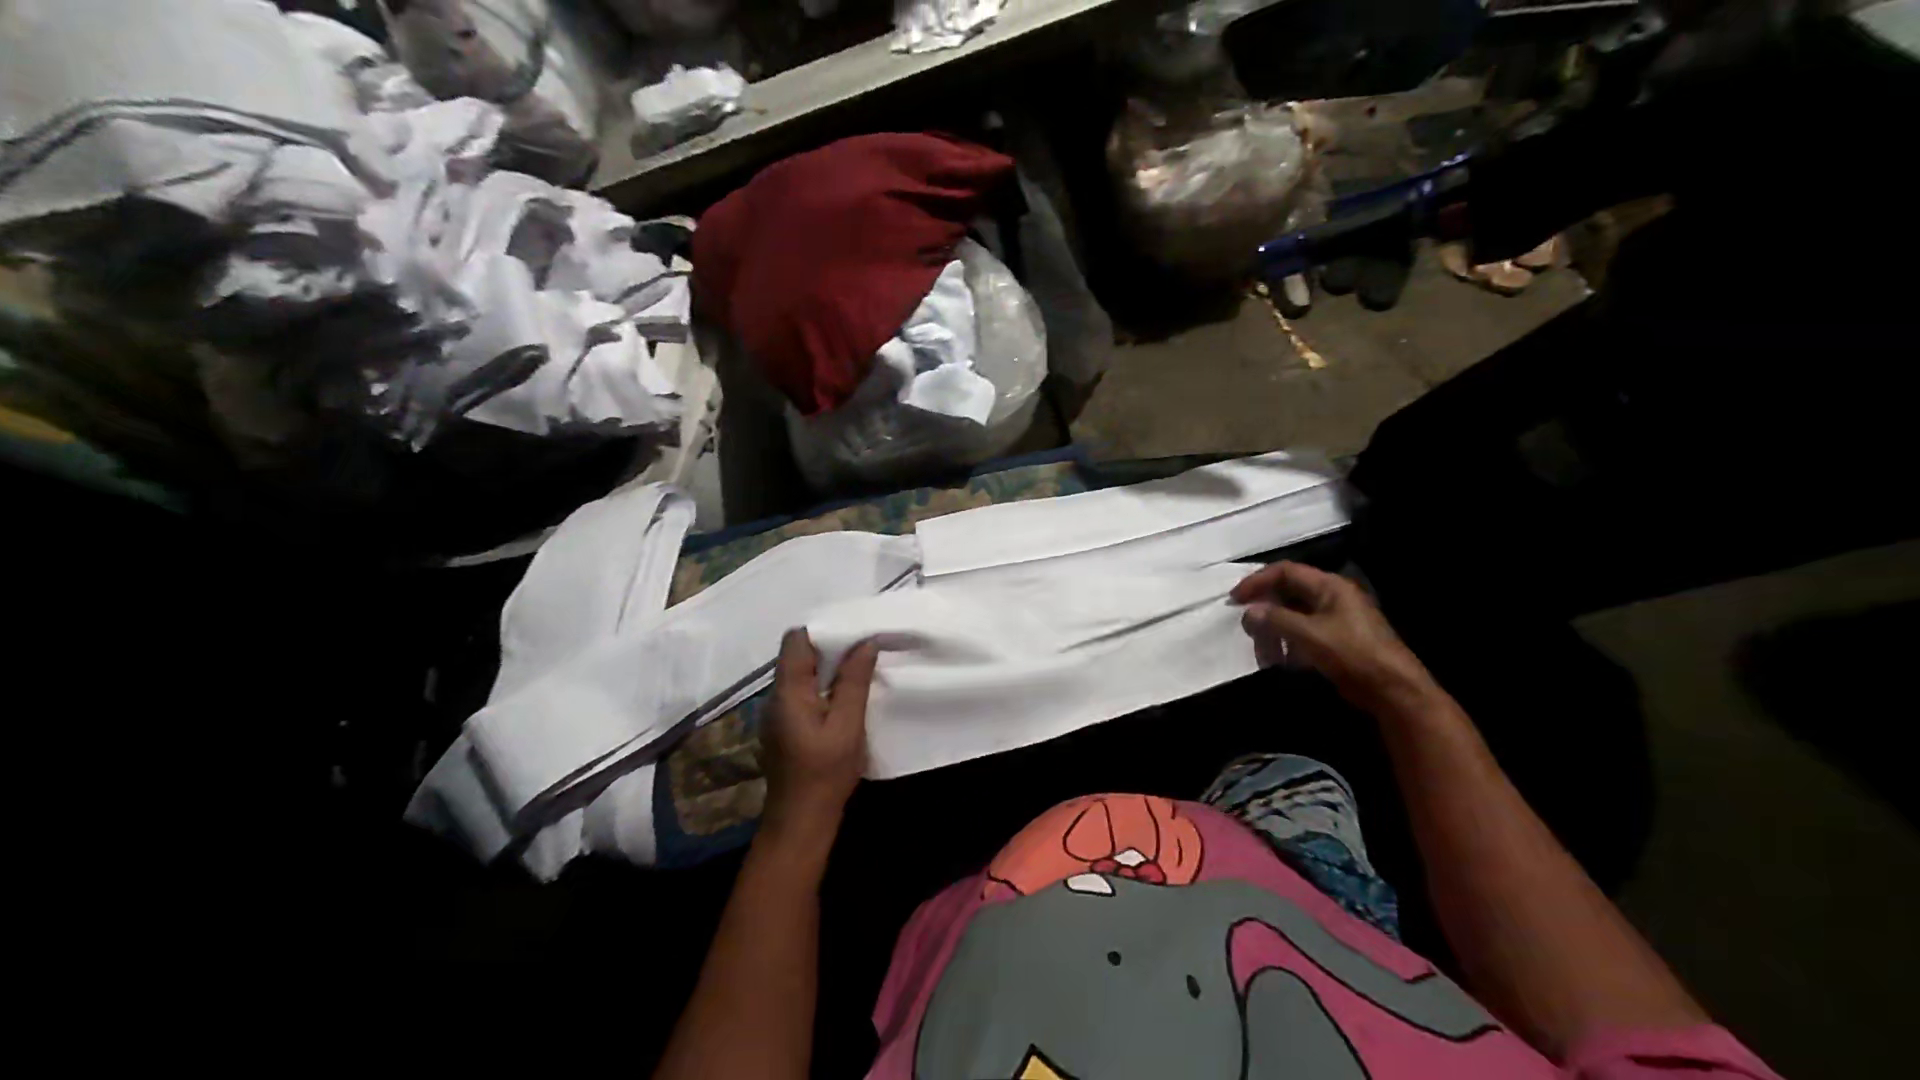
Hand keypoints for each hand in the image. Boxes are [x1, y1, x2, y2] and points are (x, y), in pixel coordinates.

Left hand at [762, 630, 878, 838]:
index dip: (823, 630)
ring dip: (828, 668)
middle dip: (830, 647)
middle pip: (797, 655)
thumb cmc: (825, 772)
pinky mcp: (784, 726)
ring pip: (801, 674)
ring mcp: (777, 712)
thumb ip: (854, 681)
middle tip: (864, 647)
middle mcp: (775, 695)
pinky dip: (823, 686)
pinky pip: (802, 693)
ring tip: (859, 667)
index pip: (795, 640)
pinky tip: (844, 696)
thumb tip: (866, 642)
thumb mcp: (847, 725)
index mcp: (787, 690)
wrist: (801, 821)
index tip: (854, 632)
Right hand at [1231, 562, 1433, 708]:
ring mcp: (1335, 617)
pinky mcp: (1335, 638)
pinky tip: (1281, 660)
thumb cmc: (1352, 654)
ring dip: (1274, 631)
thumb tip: (1249, 611)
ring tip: (1265, 652)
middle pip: (1287, 592)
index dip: (1257, 581)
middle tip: (1247, 626)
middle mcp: (1332, 596)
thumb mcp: (1309, 634)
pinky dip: (1287, 642)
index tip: (1235, 599)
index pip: (1285, 571)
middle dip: (1264, 610)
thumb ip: (1276, 619)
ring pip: (1292, 615)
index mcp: (1330, 586)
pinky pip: (1302, 632)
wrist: (1392, 689)